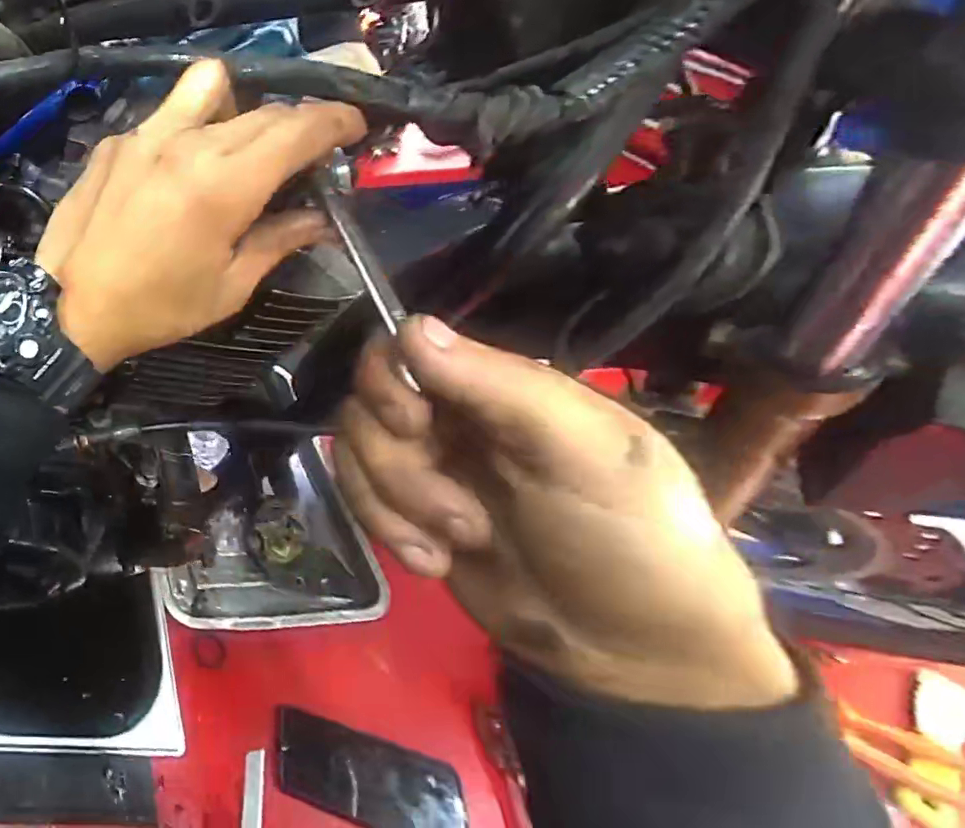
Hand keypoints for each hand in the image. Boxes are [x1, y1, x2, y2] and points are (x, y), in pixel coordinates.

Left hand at [36, 59, 366, 369]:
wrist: (66, 307)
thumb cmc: (154, 308)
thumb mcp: (228, 287)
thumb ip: (278, 241)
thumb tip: (318, 218)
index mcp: (224, 183)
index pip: (300, 126)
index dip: (338, 120)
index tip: (353, 128)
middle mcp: (186, 144)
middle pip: (263, 109)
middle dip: (296, 123)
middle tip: (302, 153)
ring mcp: (143, 136)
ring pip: (208, 87)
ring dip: (238, 105)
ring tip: (235, 143)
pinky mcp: (113, 143)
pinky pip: (163, 116)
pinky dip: (185, 126)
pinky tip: (175, 164)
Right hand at [339, 316, 799, 709]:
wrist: (627, 653)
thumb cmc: (629, 540)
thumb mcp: (590, 456)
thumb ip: (504, 386)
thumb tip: (411, 326)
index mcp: (494, 386)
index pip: (400, 348)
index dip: (387, 382)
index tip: (414, 426)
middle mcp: (446, 415)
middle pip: (364, 405)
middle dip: (398, 465)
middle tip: (455, 512)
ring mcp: (420, 462)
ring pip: (352, 451)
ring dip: (395, 505)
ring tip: (459, 542)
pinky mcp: (400, 507)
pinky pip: (353, 494)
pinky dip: (385, 529)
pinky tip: (435, 560)